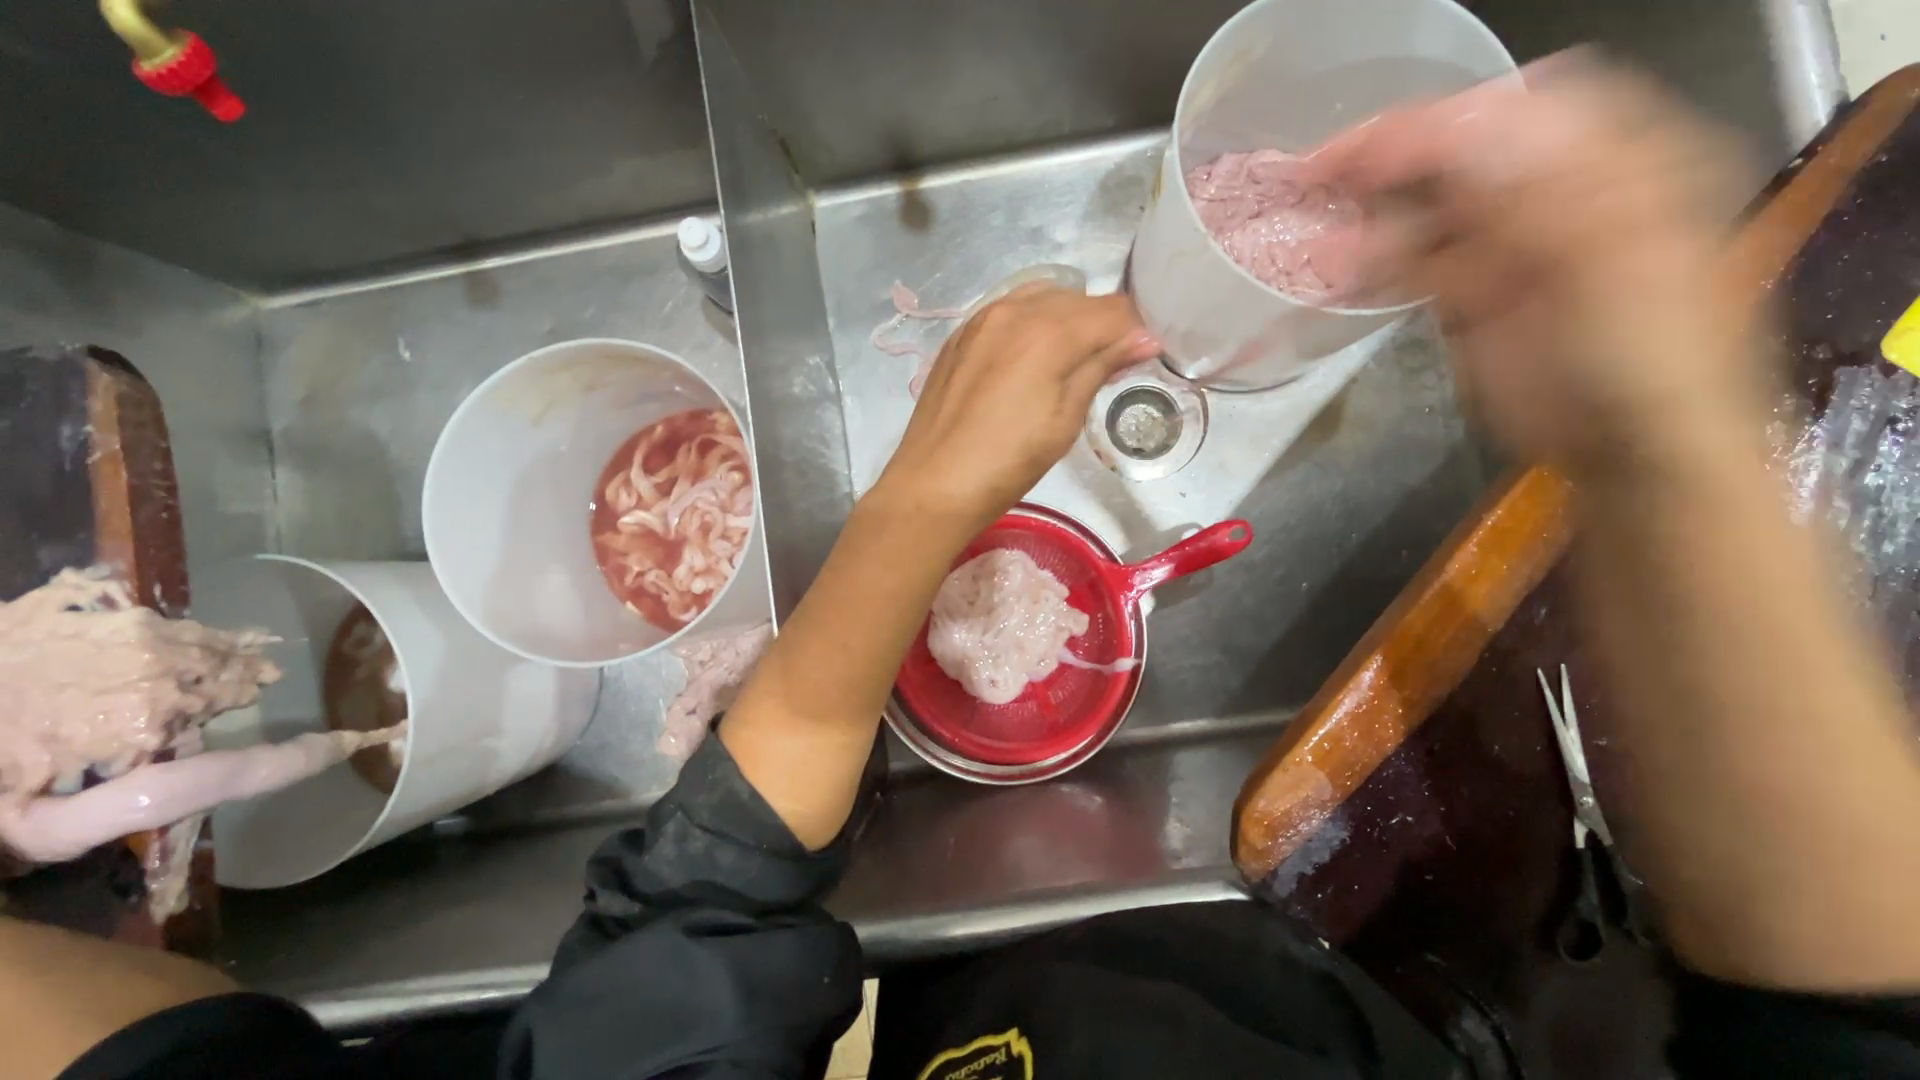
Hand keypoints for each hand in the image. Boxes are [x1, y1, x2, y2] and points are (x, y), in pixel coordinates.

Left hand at [875, 284, 1157, 529]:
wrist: (934, 484)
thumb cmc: (1008, 461)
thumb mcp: (1065, 419)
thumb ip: (1101, 368)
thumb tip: (1145, 338)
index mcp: (1048, 331)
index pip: (1114, 311)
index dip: (1136, 332)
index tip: (1143, 358)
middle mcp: (1014, 310)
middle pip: (1078, 300)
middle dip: (1102, 325)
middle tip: (1110, 366)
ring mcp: (982, 318)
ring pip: (1042, 299)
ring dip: (1066, 320)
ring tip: (1069, 363)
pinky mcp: (960, 335)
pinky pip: (1009, 311)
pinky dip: (1031, 324)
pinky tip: (1030, 360)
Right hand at [1319, 54, 1761, 476]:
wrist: (1629, 449)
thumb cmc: (1645, 359)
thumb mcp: (1607, 265)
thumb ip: (1534, 197)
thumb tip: (1456, 142)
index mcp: (1610, 164)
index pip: (1516, 112)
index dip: (1441, 121)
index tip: (1369, 147)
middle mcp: (1554, 190)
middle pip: (1461, 150)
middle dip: (1391, 156)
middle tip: (1321, 172)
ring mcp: (1508, 242)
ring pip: (1426, 204)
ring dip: (1369, 207)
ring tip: (1315, 213)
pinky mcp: (1469, 292)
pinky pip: (1410, 261)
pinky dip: (1370, 260)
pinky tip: (1333, 263)